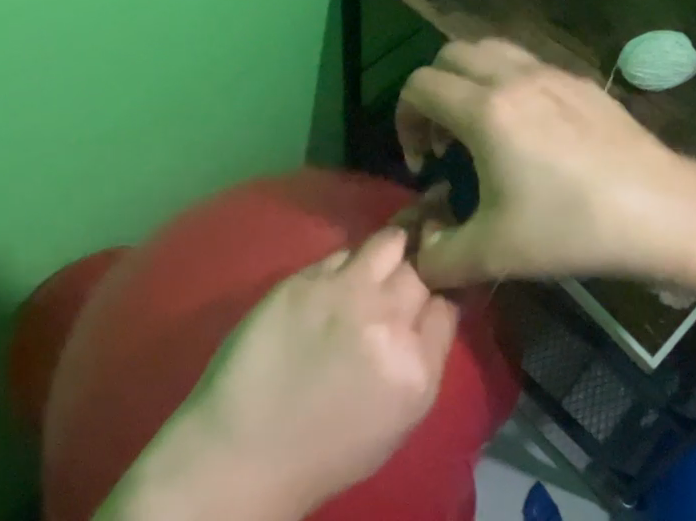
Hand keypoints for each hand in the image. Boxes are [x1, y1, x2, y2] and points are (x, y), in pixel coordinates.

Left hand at [122, 228, 459, 520]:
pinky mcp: (304, 280)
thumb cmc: (330, 447)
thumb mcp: (402, 415)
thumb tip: (438, 305)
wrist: (245, 452)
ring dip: (393, 245)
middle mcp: (386, 320)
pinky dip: (350, 261)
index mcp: (416, 365)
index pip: (450, 301)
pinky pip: (343, 253)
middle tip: (424, 249)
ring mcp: (343, 294)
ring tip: (387, 252)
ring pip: (387, 242)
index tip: (440, 283)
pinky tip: (342, 277)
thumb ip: (427, 354)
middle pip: (423, 266)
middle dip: (426, 256)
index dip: (446, 287)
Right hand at [396, 38, 695, 287]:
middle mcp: (514, 77)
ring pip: (491, 49)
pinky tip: (531, 131)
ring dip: (470, 79)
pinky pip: (529, 63)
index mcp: (485, 110)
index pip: (419, 86)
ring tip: (481, 126)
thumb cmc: (570, 228)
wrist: (659, 209)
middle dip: (433, 92)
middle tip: (445, 140)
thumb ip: (439, 258)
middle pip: (450, 55)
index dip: (404, 120)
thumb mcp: (494, 253)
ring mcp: (553, 73)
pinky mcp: (582, 82)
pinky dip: (508, 82)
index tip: (423, 162)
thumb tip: (418, 257)